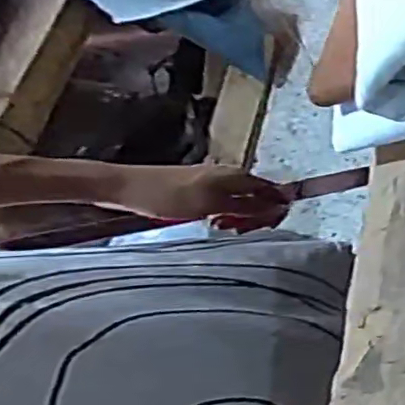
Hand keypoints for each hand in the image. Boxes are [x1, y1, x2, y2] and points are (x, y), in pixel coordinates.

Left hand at [105, 164, 289, 229]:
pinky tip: (210, 220)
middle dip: (255, 215)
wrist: (123, 187)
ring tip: (220, 225)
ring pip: (243, 200)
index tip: (265, 227)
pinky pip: (226, 201)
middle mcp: (234, 175)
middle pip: (260, 197)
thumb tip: (280, 207)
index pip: (275, 193)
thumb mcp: (213, 205)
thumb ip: (250, 207)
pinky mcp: (202, 186)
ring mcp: (217, 180)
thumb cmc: (169, 196)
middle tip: (236, 229)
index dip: (275, 210)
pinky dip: (224, 212)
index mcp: (241, 176)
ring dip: (238, 216)